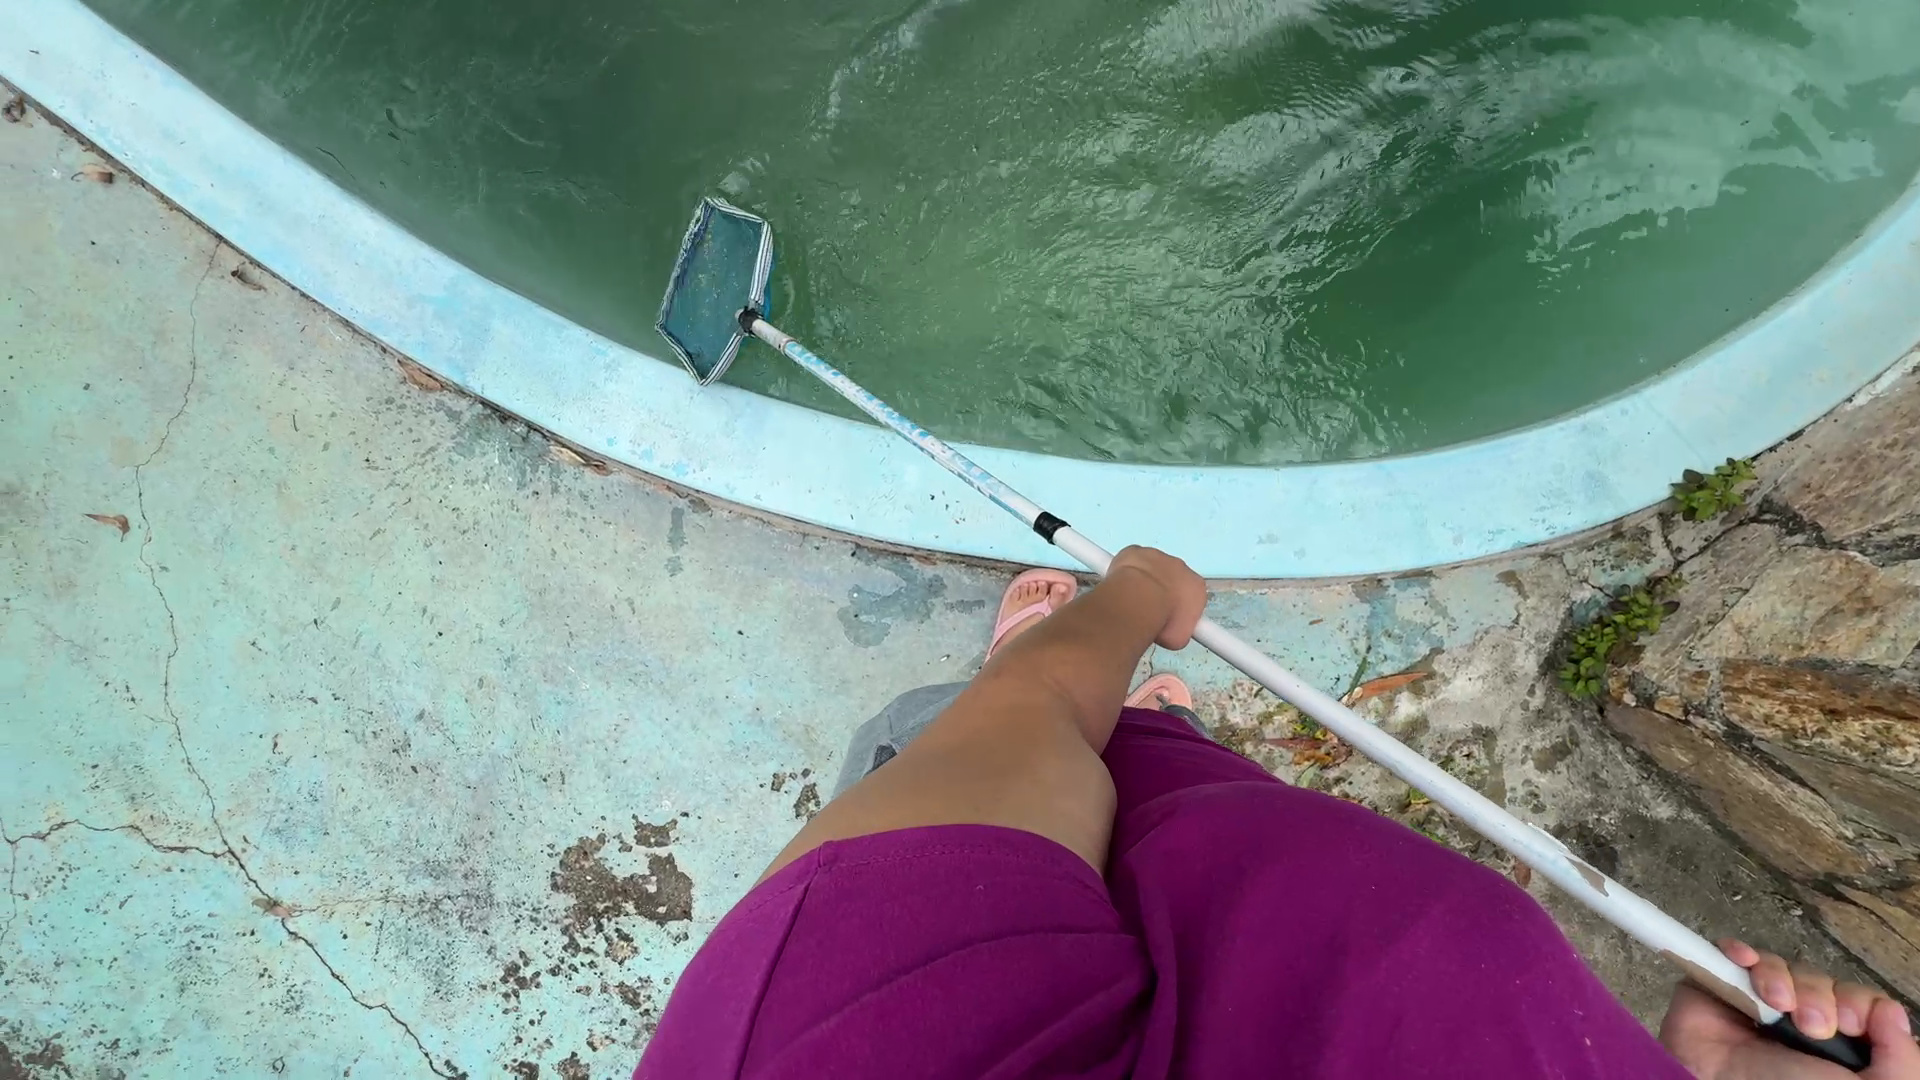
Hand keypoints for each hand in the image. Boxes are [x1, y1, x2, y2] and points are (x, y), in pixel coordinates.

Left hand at [1106, 546, 1206, 649]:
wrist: (1141, 599)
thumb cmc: (1163, 619)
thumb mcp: (1177, 637)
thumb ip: (1176, 630)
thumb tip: (1167, 633)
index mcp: (1195, 587)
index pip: (1189, 597)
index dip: (1176, 608)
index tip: (1165, 617)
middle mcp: (1180, 567)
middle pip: (1169, 579)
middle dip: (1160, 592)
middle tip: (1147, 610)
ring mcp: (1156, 555)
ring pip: (1149, 569)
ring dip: (1143, 581)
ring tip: (1131, 600)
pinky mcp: (1135, 551)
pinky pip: (1130, 560)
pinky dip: (1125, 570)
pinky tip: (1120, 586)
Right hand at [1660, 938, 1916, 1078]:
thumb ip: (1900, 1062)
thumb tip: (1890, 1011)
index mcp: (1845, 1043)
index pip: (1863, 1002)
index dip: (1859, 1004)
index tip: (1849, 1026)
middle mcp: (1804, 1016)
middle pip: (1823, 981)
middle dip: (1818, 995)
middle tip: (1809, 1025)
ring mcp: (1759, 997)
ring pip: (1781, 965)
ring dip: (1779, 978)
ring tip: (1772, 1003)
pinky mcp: (1719, 979)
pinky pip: (1732, 952)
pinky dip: (1738, 950)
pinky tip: (1741, 960)